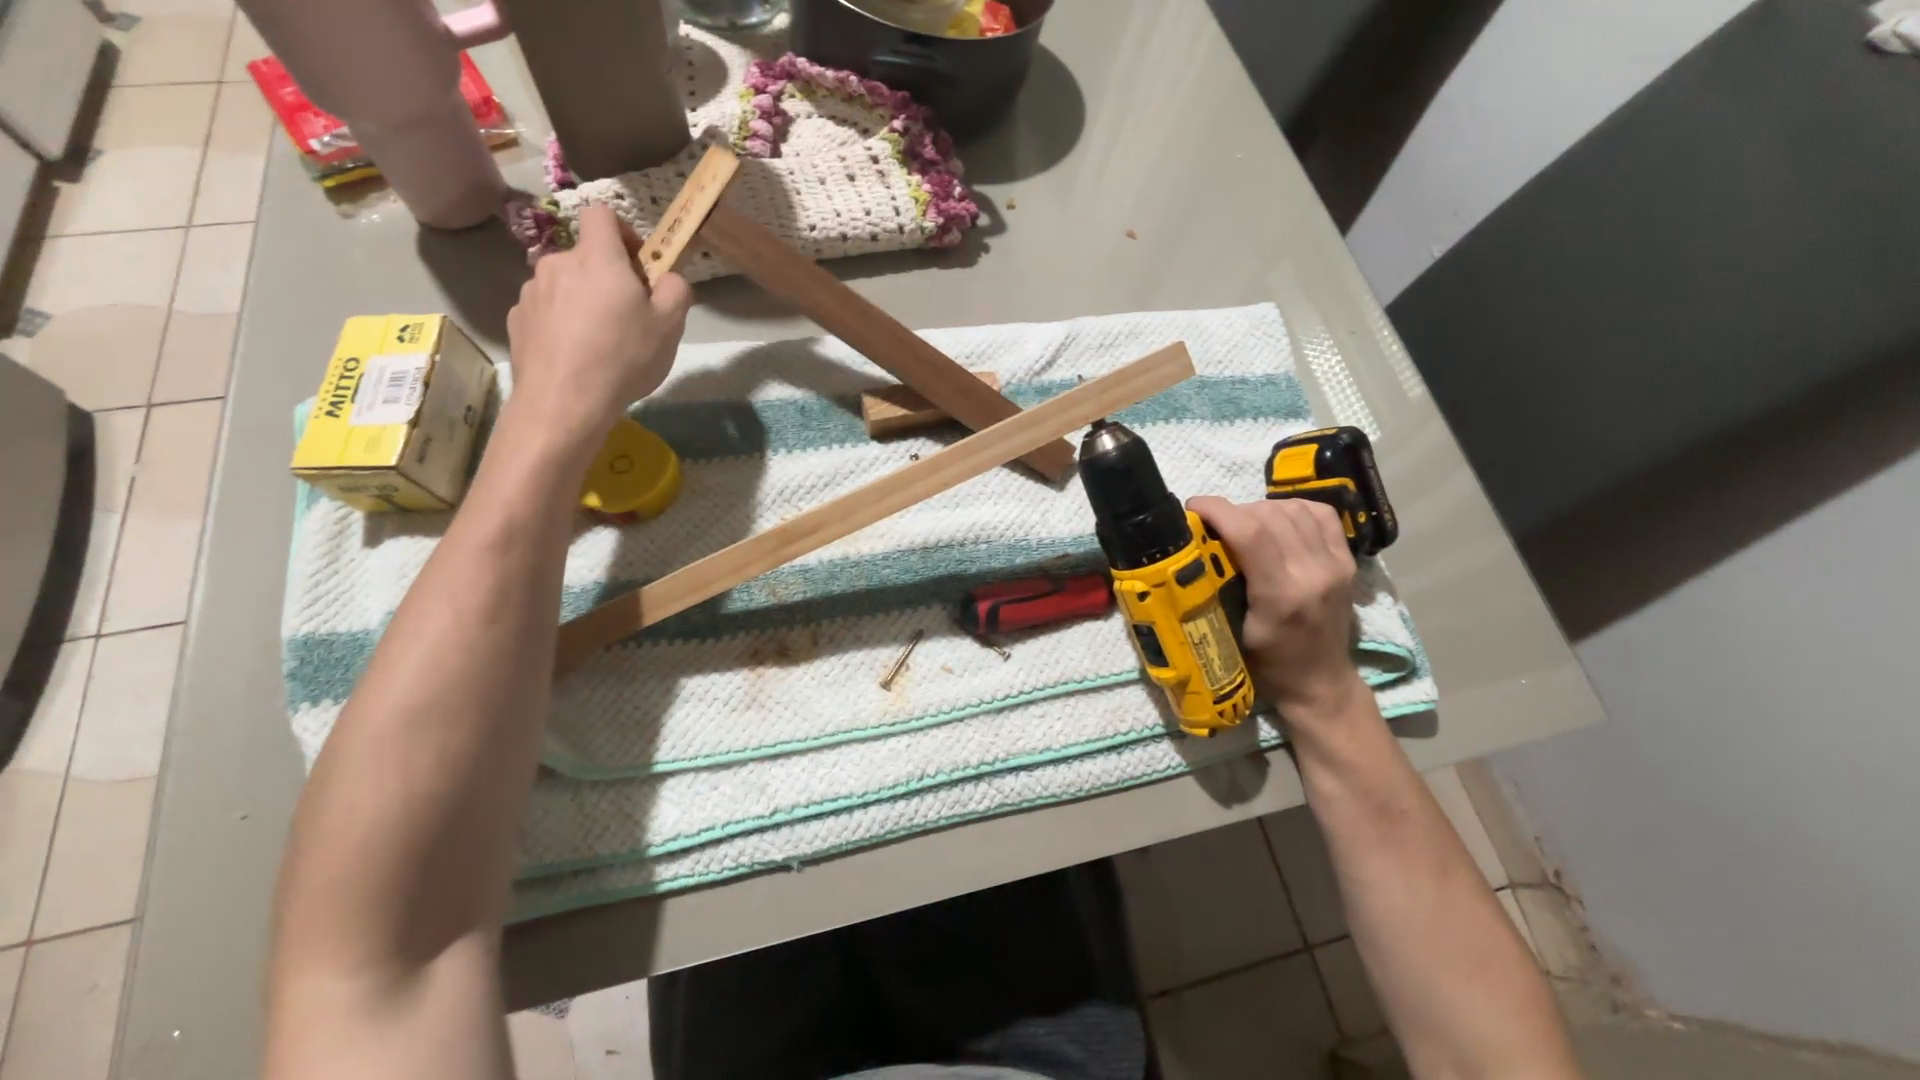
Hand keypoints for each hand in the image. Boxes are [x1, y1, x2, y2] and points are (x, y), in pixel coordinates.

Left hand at [505, 204, 693, 456]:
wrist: (563, 402)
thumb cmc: (623, 357)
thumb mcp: (670, 325)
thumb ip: (676, 289)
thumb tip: (668, 278)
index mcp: (597, 257)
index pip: (602, 214)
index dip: (622, 231)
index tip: (637, 263)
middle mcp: (557, 264)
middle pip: (585, 256)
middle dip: (605, 276)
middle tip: (626, 314)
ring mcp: (531, 292)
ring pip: (564, 285)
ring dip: (581, 300)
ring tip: (598, 342)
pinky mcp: (517, 320)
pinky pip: (545, 311)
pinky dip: (560, 324)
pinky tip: (574, 355)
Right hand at [1188, 496, 1362, 718]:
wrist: (1320, 682)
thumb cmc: (1268, 664)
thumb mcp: (1232, 629)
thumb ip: (1219, 586)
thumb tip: (1194, 546)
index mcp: (1281, 595)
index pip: (1249, 532)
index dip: (1217, 510)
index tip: (1193, 508)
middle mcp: (1313, 573)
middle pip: (1269, 514)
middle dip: (1235, 511)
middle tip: (1216, 527)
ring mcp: (1335, 564)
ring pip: (1294, 509)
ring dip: (1262, 509)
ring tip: (1245, 525)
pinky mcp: (1347, 561)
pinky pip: (1321, 514)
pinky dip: (1294, 509)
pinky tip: (1278, 522)